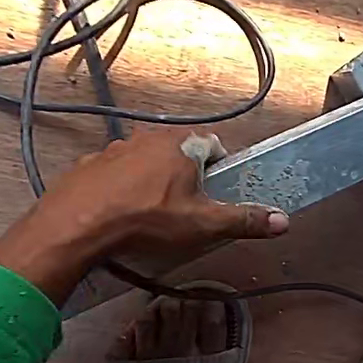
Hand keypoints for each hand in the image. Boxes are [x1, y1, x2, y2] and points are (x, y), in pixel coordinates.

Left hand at [0, 128, 288, 302]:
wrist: (78, 225)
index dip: (221, 170)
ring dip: (154, 182)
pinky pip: (117, 175)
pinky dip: (123, 189)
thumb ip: (244, 220)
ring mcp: (116, 148)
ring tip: (152, 216)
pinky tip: (120, 215)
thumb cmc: (148, 220)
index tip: (217, 195)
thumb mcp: (203, 225)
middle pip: (180, 153)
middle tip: (187, 211)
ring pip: (147, 163)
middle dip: (188, 178)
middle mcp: (149, 137)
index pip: (215, 146)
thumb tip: (284, 220)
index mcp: (182, 144)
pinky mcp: (91, 164)